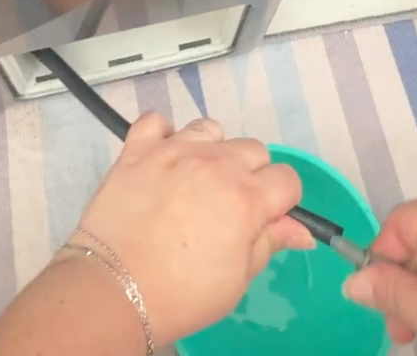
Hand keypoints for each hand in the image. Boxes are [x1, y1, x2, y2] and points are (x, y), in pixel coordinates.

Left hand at [72, 113, 314, 344]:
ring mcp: (173, 149)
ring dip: (211, 149)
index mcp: (245, 197)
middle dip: (251, 174)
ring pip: (210, 129)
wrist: (116, 288)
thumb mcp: (237, 279)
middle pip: (252, 149)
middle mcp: (214, 163)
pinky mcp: (138, 147)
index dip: (283, 200)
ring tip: (196, 179)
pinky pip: (157, 121)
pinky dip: (162, 135)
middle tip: (230, 206)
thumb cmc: (182, 293)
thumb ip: (269, 242)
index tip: (268, 217)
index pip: (287, 178)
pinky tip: (162, 158)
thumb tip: (300, 230)